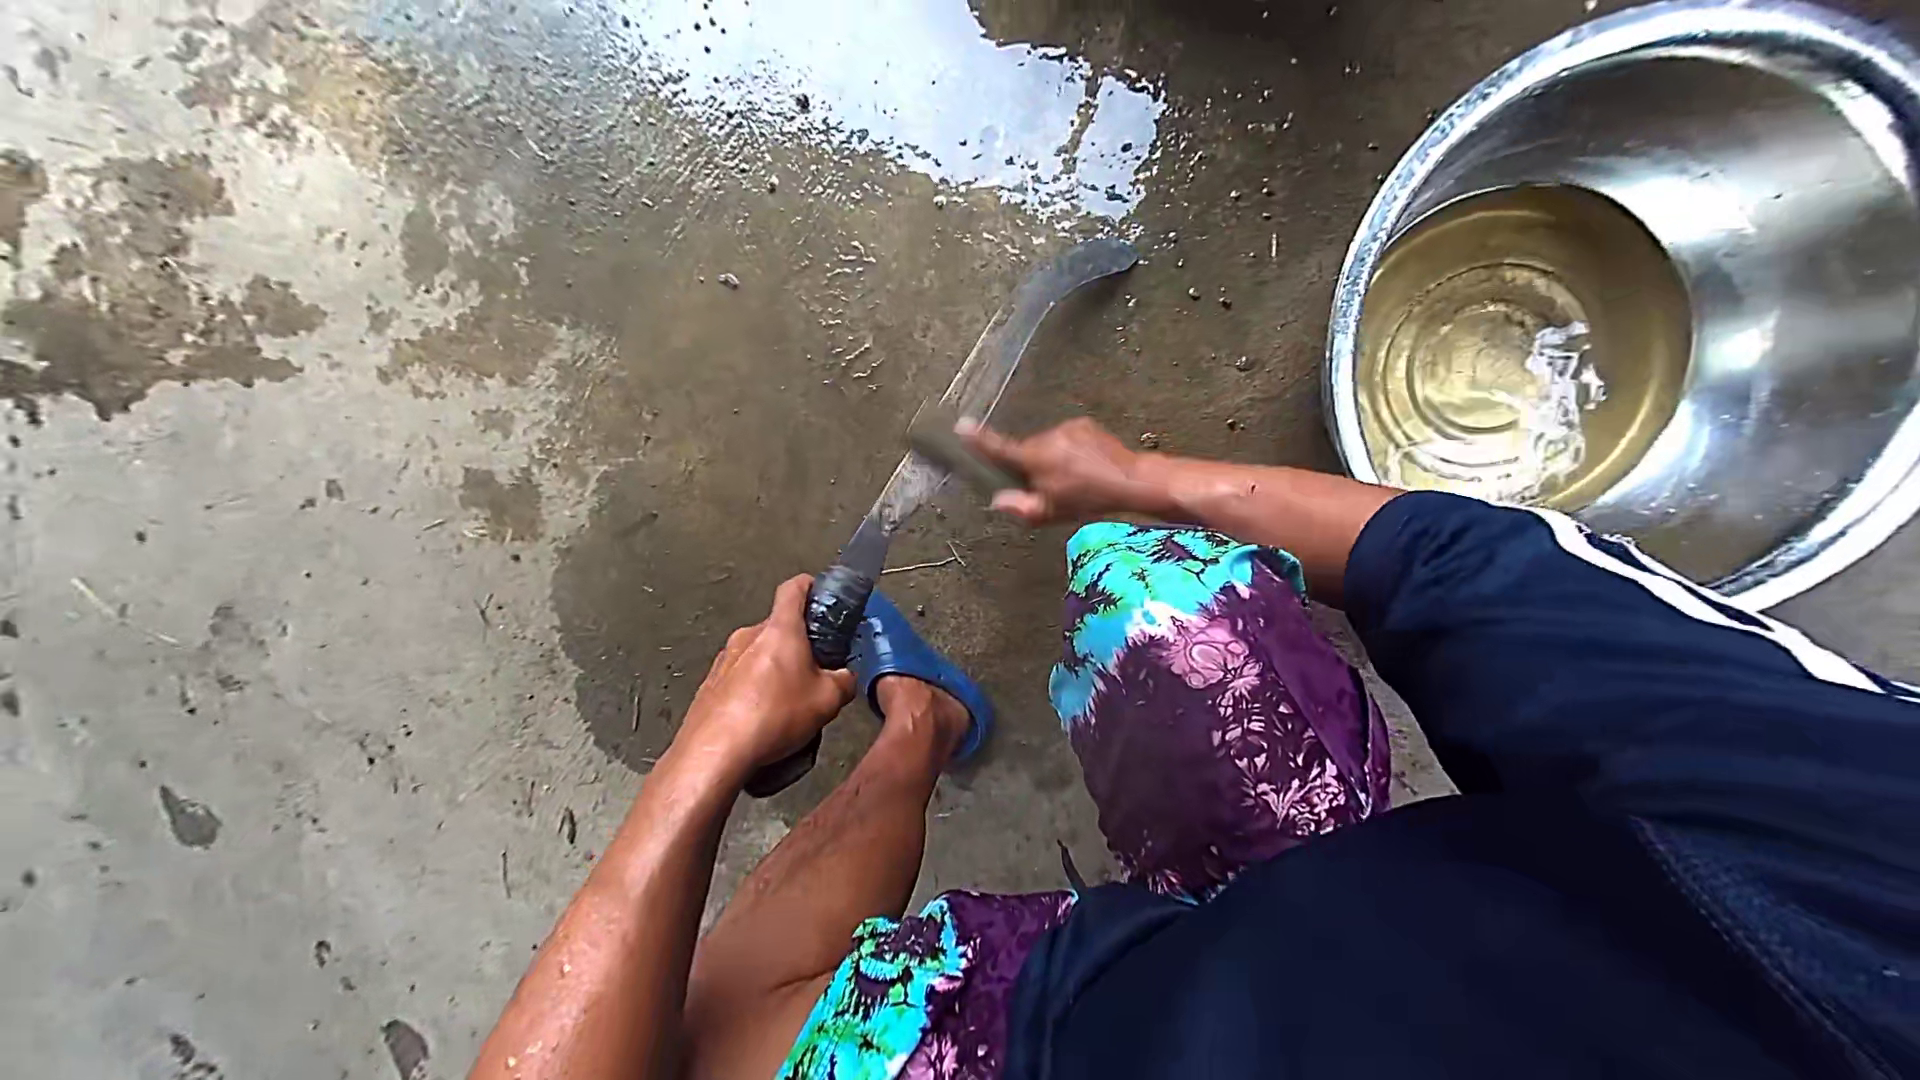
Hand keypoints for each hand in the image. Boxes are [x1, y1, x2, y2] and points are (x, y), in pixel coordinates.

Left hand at [672, 576, 856, 778]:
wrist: (715, 754)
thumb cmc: (767, 719)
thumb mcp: (828, 700)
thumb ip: (844, 681)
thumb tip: (845, 679)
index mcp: (779, 630)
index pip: (794, 589)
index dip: (810, 586)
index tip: (818, 590)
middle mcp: (748, 638)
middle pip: (779, 627)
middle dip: (799, 645)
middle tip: (816, 669)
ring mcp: (725, 661)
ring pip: (759, 654)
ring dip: (776, 670)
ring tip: (790, 703)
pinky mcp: (711, 685)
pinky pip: (740, 678)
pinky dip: (755, 691)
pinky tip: (765, 719)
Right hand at [958, 417, 1166, 525]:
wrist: (1130, 480)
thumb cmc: (1089, 500)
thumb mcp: (1052, 513)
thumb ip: (1021, 508)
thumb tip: (998, 501)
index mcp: (1036, 459)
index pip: (1000, 449)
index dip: (978, 439)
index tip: (961, 426)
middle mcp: (1048, 438)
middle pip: (1025, 450)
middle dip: (1029, 465)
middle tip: (1047, 487)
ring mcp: (1067, 428)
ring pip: (1046, 444)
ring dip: (1050, 458)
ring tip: (1071, 479)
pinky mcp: (1082, 424)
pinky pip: (1064, 437)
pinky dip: (1067, 450)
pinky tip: (1082, 466)